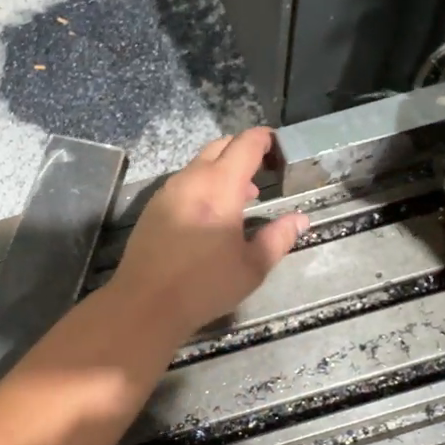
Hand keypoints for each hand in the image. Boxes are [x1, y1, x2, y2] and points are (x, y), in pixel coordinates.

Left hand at [106, 128, 309, 337]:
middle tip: (264, 173)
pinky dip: (204, 185)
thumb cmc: (204, 285)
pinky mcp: (153, 207)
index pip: (246, 144)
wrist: (145, 304)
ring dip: (223, 170)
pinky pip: (184, 182)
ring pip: (199, 164)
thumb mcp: (253, 267)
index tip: (280, 151)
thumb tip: (300, 220)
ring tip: (242, 198)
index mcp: (220, 186)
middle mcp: (192, 179)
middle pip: (221, 146)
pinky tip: (211, 215)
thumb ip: (279, 238)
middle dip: (244, 151)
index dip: (266, 140)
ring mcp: (168, 191)